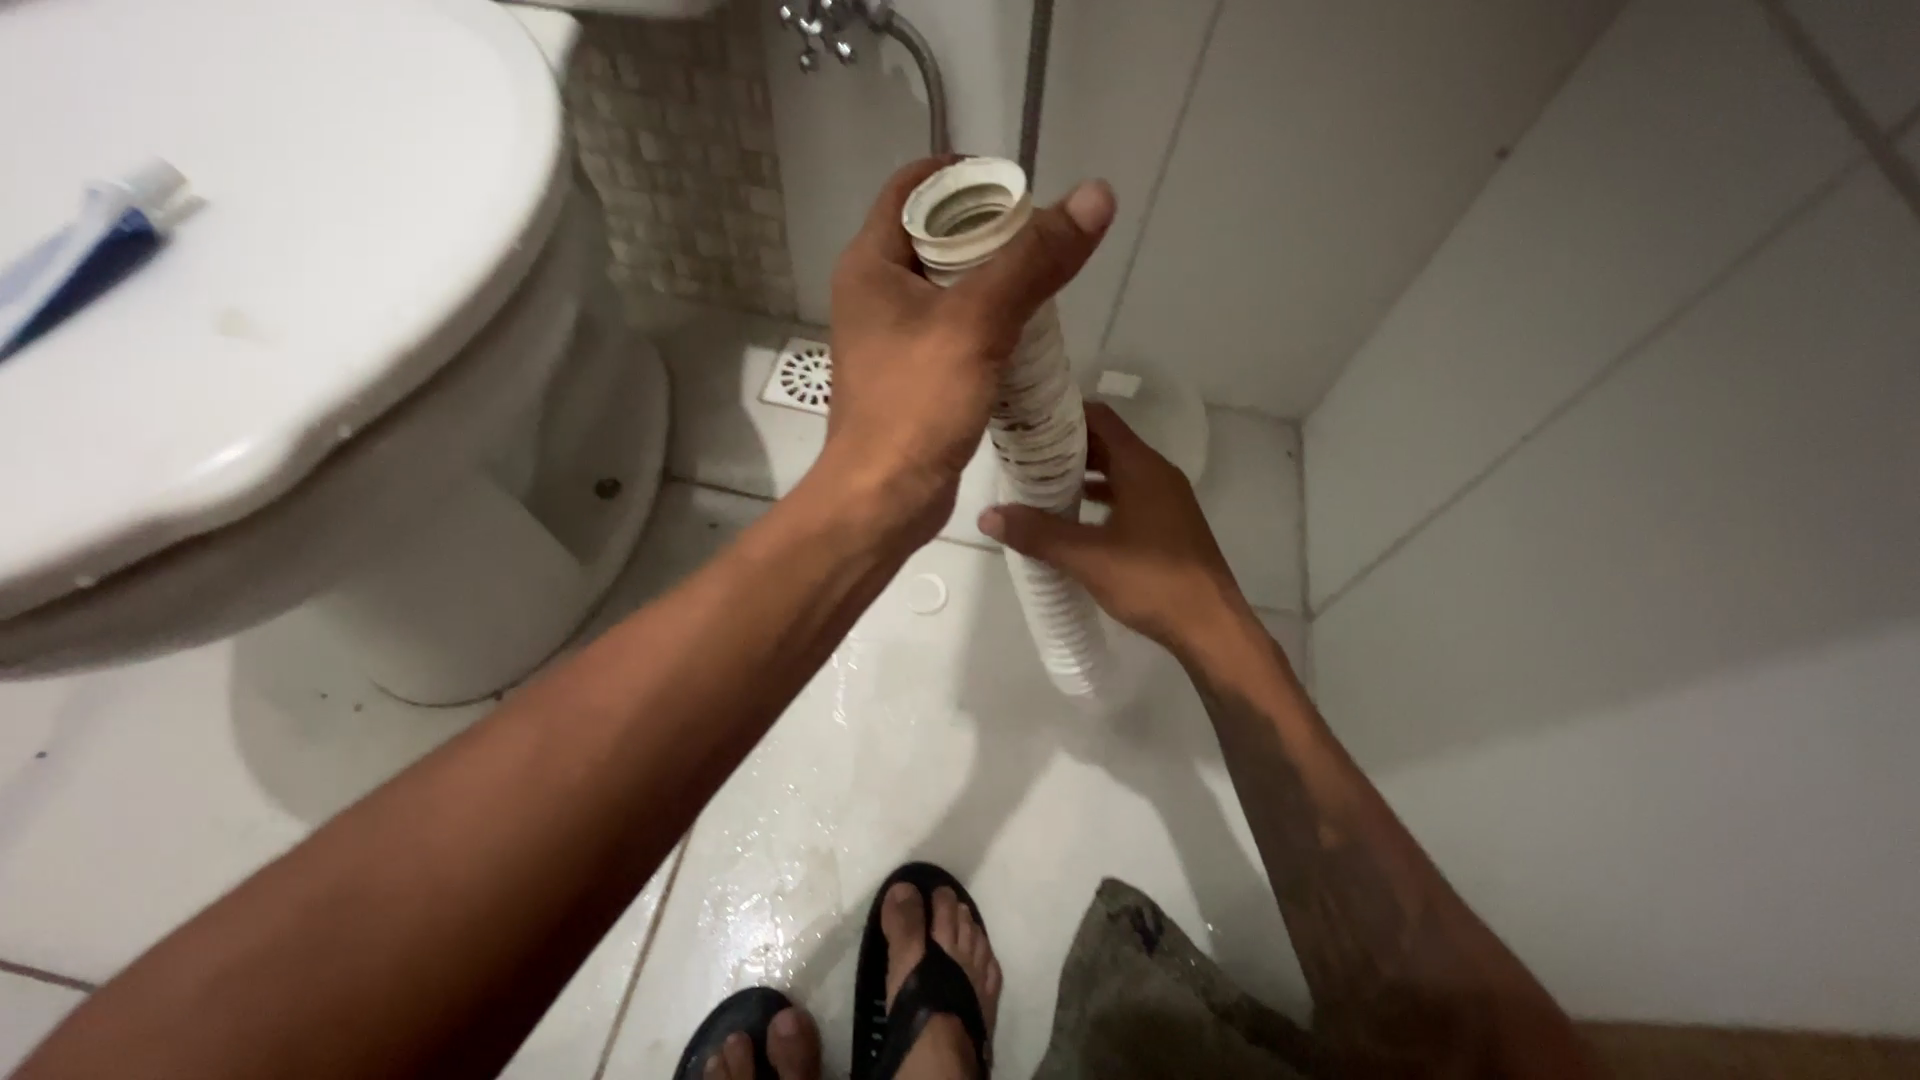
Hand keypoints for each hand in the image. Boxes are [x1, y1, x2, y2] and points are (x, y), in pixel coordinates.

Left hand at [818, 157, 1115, 544]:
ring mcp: (892, 338)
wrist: (883, 500)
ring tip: (1046, 284)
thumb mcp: (978, 323)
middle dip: (992, 232)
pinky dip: (990, 325)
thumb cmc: (916, 405)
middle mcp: (875, 293)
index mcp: (870, 263)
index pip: (915, 187)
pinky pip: (956, 331)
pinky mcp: (913, 375)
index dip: (967, 177)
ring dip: (996, 282)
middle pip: (938, 236)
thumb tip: (1095, 195)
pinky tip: (1028, 335)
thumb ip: (1034, 260)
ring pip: (951, 287)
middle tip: (1045, 242)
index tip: (1021, 191)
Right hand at [978, 403, 1250, 652]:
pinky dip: (1099, 499)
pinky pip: (1128, 497)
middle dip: (1064, 448)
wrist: (1210, 627)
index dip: (1061, 415)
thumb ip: (1037, 533)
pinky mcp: (1168, 526)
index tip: (1026, 424)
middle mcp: (1157, 474)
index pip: (1098, 417)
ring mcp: (1167, 501)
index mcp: (1142, 467)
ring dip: (1081, 476)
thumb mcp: (1087, 557)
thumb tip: (988, 515)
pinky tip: (1074, 520)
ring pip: (1117, 472)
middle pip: (1106, 444)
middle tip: (1022, 457)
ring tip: (1039, 487)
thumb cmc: (1152, 582)